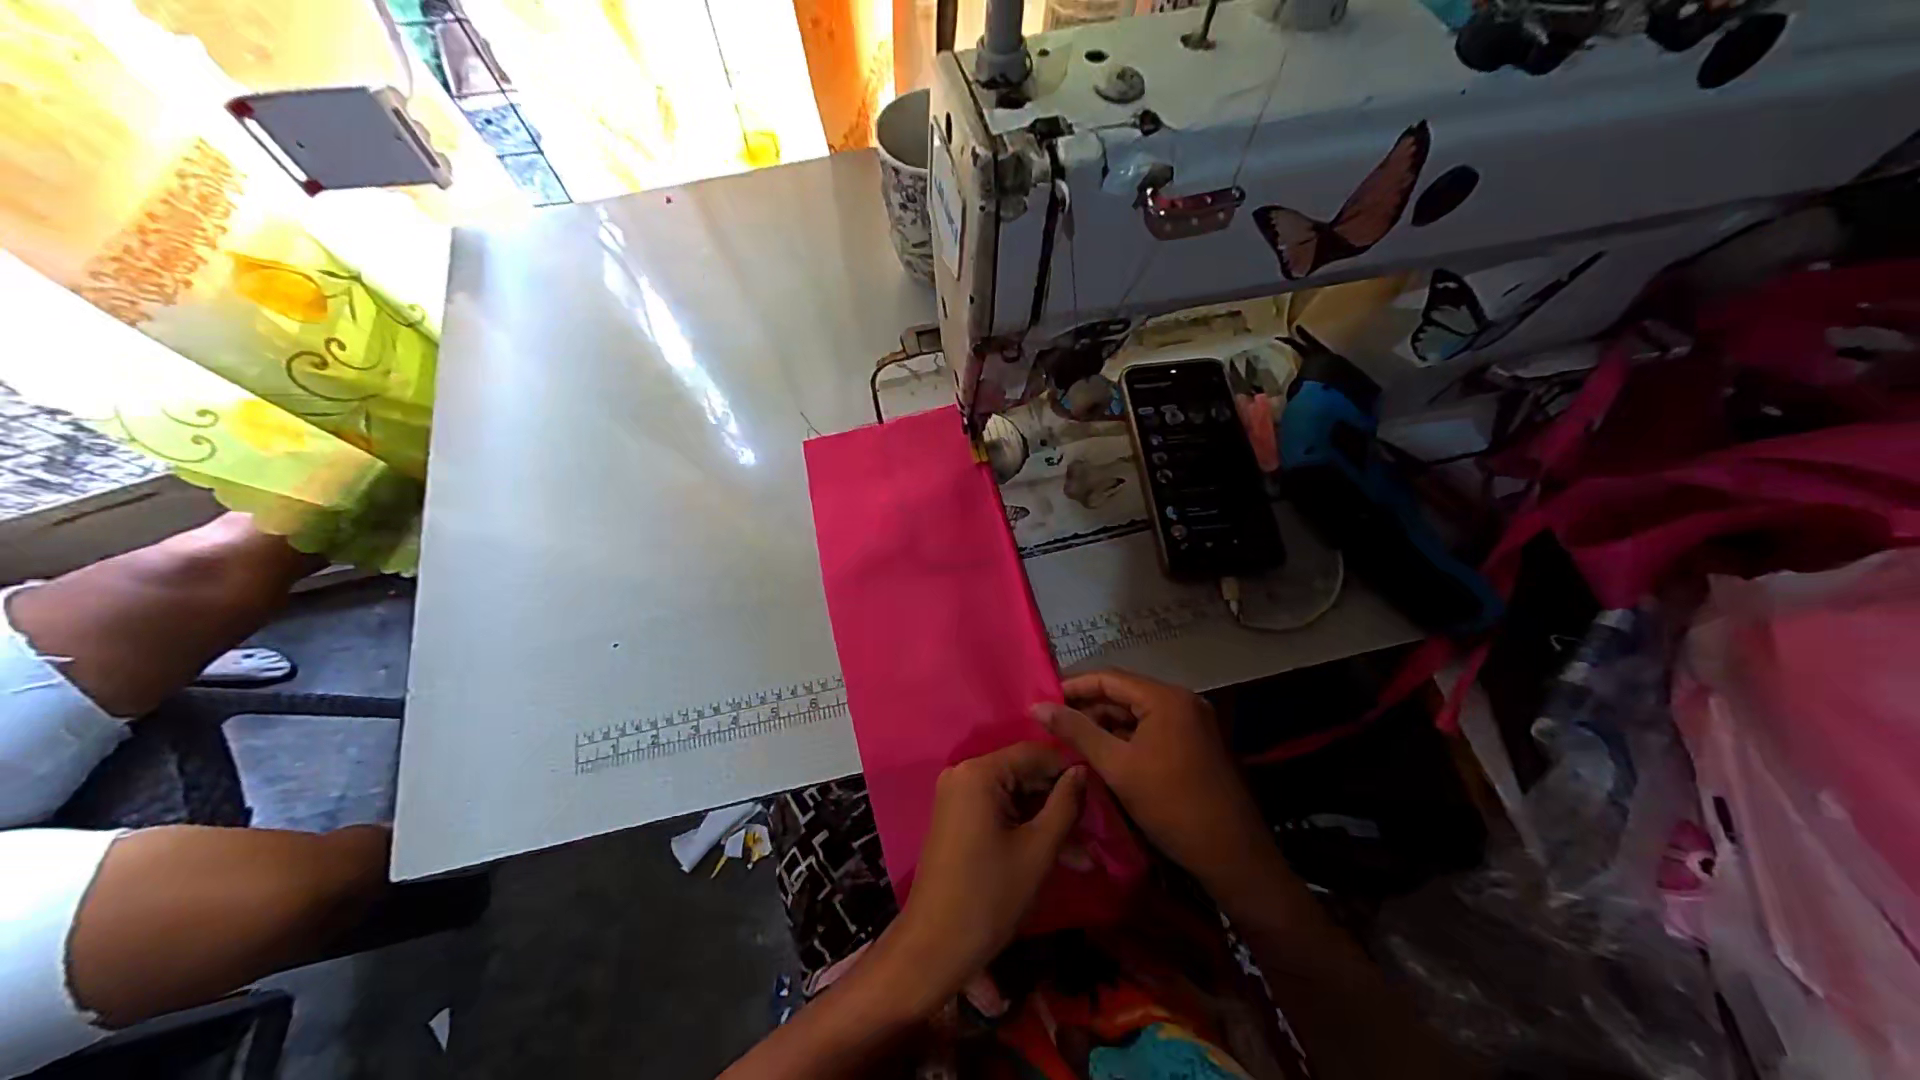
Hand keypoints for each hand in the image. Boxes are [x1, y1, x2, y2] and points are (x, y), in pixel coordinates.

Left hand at [879, 742, 1086, 1009]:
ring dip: (1047, 819)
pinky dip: (1026, 827)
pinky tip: (1058, 853)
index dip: (1070, 770)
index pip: (1035, 752)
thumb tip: (1083, 771)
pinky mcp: (957, 819)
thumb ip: (1065, 804)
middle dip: (1060, 799)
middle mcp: (963, 774)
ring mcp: (957, 797)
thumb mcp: (1038, 849)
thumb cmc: (990, 895)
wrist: (935, 945)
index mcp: (979, 773)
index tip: (1103, 793)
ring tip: (1085, 852)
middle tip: (1097, 828)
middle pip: (1023, 773)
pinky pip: (999, 810)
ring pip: (1014, 795)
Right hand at [1031, 670, 1273, 895]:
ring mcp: (1192, 721)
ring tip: (1071, 740)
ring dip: (1105, 723)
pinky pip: (1152, 728)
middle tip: (1053, 724)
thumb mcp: (1116, 767)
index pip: (1109, 678)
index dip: (1073, 687)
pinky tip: (1102, 753)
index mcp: (1166, 698)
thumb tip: (1037, 707)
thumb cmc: (1170, 805)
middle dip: (1087, 707)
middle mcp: (1182, 701)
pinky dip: (1126, 737)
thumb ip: (1077, 732)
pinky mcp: (1195, 742)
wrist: (1231, 852)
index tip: (1043, 702)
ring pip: (1137, 712)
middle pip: (1124, 693)